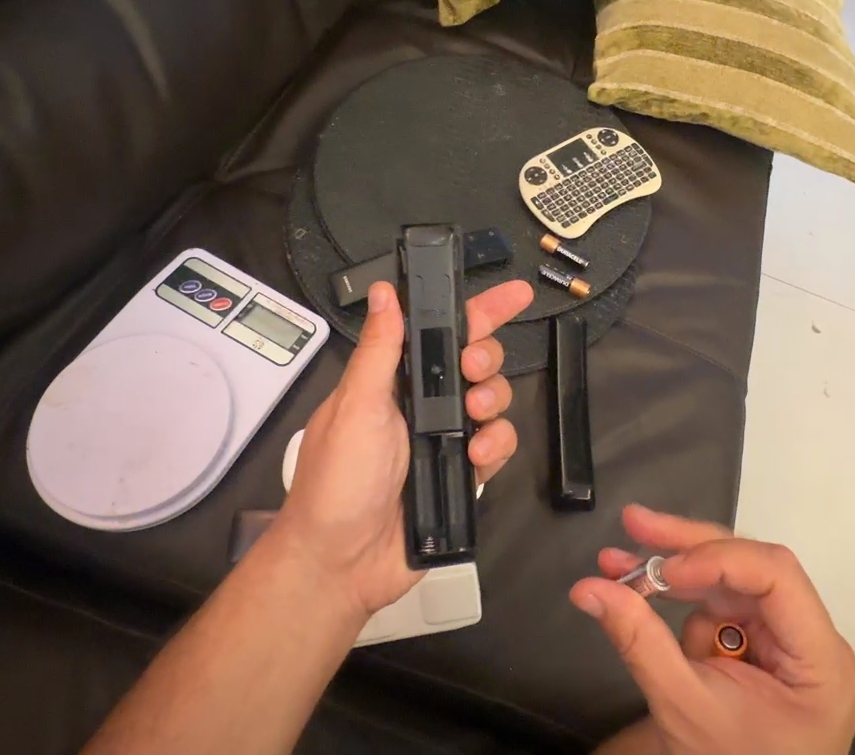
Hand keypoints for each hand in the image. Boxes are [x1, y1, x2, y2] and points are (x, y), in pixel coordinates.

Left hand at [276, 278, 533, 617]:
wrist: (342, 562)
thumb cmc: (338, 478)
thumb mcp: (354, 406)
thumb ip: (379, 349)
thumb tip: (383, 291)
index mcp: (394, 379)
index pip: (440, 331)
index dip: (479, 310)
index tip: (516, 294)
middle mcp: (423, 403)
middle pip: (476, 361)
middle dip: (486, 356)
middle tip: (472, 368)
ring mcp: (446, 438)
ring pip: (493, 400)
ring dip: (493, 400)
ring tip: (475, 417)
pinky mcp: (463, 473)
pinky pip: (498, 446)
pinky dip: (496, 447)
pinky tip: (477, 458)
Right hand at [572, 505, 854, 754]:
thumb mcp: (683, 708)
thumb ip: (639, 641)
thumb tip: (585, 588)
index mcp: (818, 658)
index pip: (777, 576)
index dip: (718, 559)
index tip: (663, 569)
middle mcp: (809, 636)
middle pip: (750, 566)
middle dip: (686, 546)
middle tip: (632, 523)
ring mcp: (783, 636)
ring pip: (727, 577)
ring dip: (674, 570)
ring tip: (617, 563)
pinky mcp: (758, 641)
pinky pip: (717, 601)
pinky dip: (679, 595)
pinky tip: (643, 595)